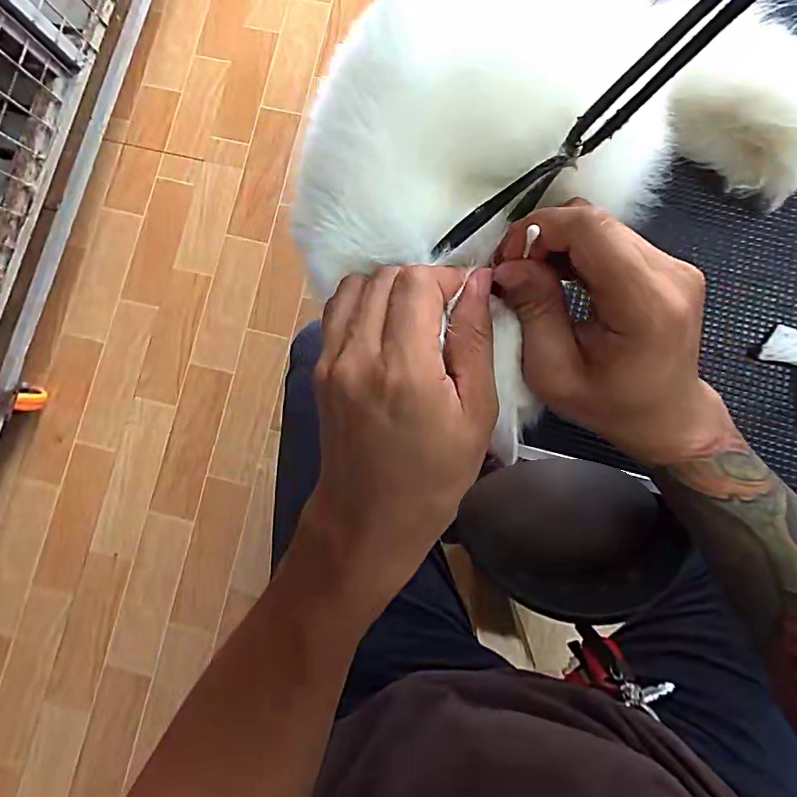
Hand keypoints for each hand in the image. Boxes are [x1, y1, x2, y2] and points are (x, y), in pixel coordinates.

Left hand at [302, 265, 497, 613]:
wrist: (369, 519)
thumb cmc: (436, 474)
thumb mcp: (477, 412)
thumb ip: (475, 340)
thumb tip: (478, 283)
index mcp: (404, 368)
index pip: (416, 283)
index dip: (447, 279)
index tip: (467, 298)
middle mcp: (358, 355)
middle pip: (385, 277)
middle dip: (422, 281)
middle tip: (446, 310)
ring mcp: (331, 361)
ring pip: (356, 286)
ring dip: (391, 288)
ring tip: (416, 317)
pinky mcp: (318, 368)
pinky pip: (338, 310)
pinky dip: (365, 304)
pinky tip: (389, 330)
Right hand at [490, 203, 737, 466]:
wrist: (668, 416)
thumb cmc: (616, 406)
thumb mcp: (556, 374)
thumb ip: (533, 313)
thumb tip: (511, 265)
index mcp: (647, 305)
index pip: (591, 229)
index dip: (540, 228)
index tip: (511, 256)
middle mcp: (670, 276)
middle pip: (596, 222)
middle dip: (545, 235)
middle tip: (517, 268)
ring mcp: (676, 267)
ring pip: (604, 226)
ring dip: (562, 242)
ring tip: (539, 277)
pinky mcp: (670, 266)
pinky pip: (616, 239)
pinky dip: (582, 250)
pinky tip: (565, 277)